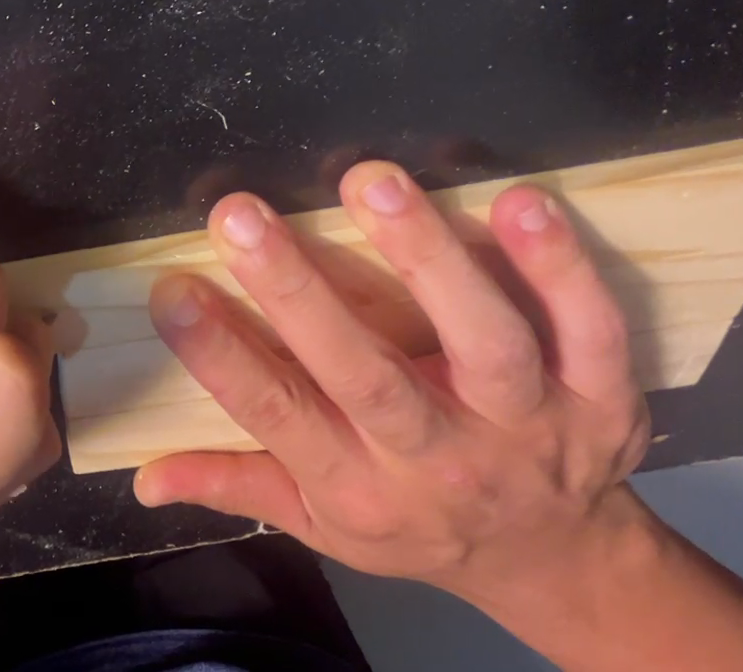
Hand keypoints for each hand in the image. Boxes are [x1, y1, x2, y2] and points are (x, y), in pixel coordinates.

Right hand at [134, 161, 653, 610]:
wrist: (560, 563)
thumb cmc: (414, 527)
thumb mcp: (317, 523)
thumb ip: (232, 485)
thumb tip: (142, 479)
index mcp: (356, 483)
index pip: (274, 416)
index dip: (218, 357)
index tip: (170, 293)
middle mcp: (436, 457)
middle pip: (363, 374)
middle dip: (294, 292)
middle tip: (238, 215)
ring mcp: (525, 425)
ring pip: (480, 341)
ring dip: (426, 258)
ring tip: (369, 181)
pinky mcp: (600, 396)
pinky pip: (590, 331)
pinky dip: (561, 270)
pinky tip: (520, 201)